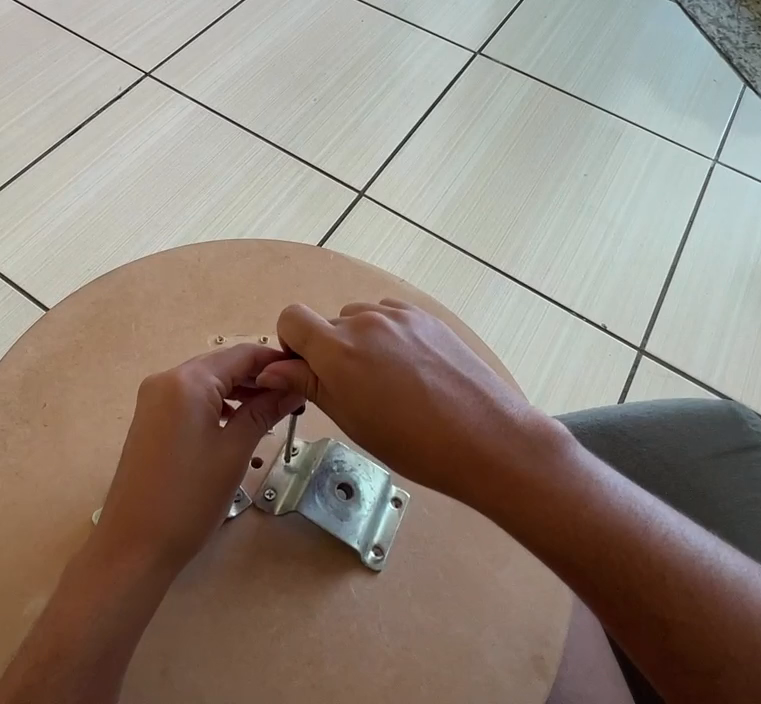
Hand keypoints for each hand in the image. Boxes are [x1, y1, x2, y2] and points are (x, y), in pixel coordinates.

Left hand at [93, 343, 304, 576]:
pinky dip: (216, 404)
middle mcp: (166, 379)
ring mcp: (153, 399)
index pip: (241, 354)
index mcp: (188, 381)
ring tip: (271, 411)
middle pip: (221, 364)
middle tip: (293, 396)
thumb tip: (293, 389)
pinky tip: (237, 423)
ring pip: (206, 381)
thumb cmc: (189, 499)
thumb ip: (264, 412)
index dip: (275, 361)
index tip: (305, 373)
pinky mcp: (150, 419)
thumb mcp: (234, 452)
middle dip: (257, 377)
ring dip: (238, 391)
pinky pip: (190, 398)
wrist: (133, 545)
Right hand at [256, 299, 564, 506]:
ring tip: (389, 383)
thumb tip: (272, 370)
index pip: (291, 318)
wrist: (487, 438)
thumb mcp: (351, 421)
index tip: (307, 373)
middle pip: (328, 324)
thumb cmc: (414, 444)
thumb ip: (308, 385)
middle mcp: (364, 322)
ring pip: (360, 320)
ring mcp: (399, 316)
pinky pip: (390, 317)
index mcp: (338, 350)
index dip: (292, 345)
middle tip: (356, 391)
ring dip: (361, 343)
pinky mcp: (426, 316)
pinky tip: (411, 370)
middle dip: (330, 352)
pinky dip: (389, 337)